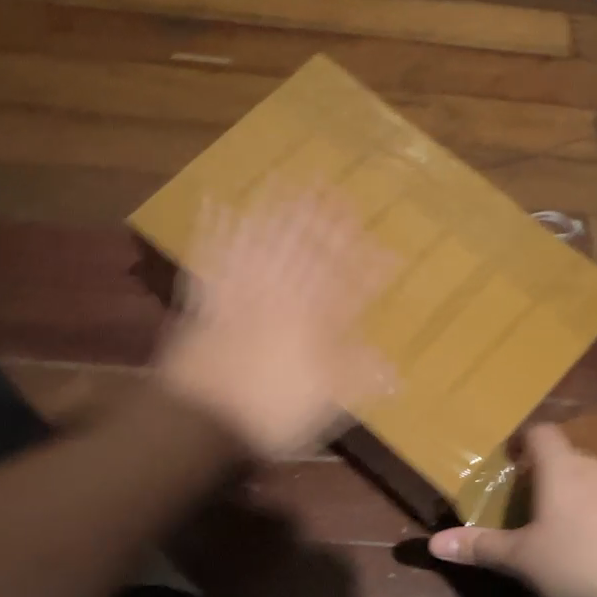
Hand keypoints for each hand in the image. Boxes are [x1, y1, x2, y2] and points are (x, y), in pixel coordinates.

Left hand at [157, 185, 395, 459]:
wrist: (200, 419)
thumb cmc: (268, 415)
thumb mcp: (322, 404)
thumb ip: (357, 379)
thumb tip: (396, 373)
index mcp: (312, 323)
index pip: (348, 286)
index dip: (368, 267)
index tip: (386, 250)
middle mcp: (279, 297)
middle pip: (305, 251)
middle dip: (324, 220)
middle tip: (338, 190)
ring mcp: (240, 292)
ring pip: (262, 241)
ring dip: (275, 209)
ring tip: (288, 177)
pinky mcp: (205, 298)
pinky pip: (211, 254)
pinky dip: (215, 226)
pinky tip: (215, 200)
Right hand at [428, 424, 596, 596]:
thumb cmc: (578, 562)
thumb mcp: (521, 558)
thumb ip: (480, 546)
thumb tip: (434, 544)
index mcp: (561, 468)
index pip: (540, 432)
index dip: (521, 439)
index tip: (505, 458)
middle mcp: (594, 468)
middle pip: (563, 455)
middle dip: (539, 472)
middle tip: (516, 497)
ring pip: (586, 479)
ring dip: (565, 492)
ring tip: (546, 523)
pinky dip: (589, 511)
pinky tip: (583, 544)